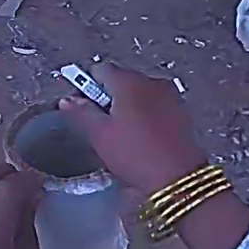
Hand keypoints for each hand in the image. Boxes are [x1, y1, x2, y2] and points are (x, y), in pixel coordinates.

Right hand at [59, 65, 205, 193]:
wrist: (179, 178)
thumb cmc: (134, 153)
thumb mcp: (100, 134)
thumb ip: (81, 112)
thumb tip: (67, 99)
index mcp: (129, 81)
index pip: (99, 70)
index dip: (85, 87)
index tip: (83, 110)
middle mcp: (151, 80)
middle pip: (120, 80)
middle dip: (106, 98)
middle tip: (101, 127)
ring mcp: (170, 95)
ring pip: (138, 93)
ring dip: (126, 106)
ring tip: (122, 135)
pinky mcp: (182, 111)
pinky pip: (154, 104)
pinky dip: (144, 114)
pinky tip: (142, 138)